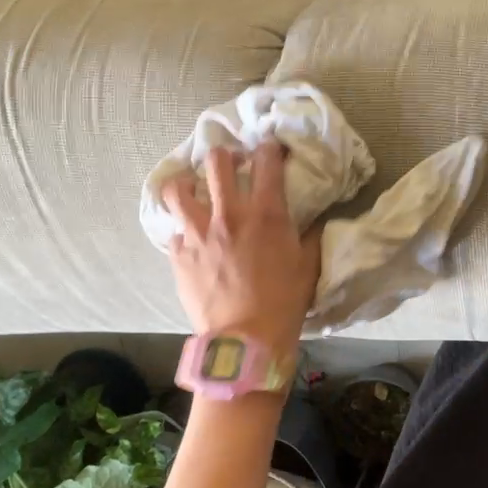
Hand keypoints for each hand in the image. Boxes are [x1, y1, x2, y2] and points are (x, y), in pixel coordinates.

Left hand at [163, 144, 320, 352]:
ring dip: (187, 184)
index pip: (267, 162)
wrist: (247, 339)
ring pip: (179, 189)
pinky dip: (183, 230)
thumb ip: (309, 234)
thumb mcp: (308, 265)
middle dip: (225, 156)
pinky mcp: (178, 254)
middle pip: (217, 162)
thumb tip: (312, 219)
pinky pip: (175, 231)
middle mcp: (229, 214)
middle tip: (231, 164)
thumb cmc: (284, 302)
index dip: (270, 148)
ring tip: (193, 190)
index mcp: (266, 214)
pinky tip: (192, 238)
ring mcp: (198, 233)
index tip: (270, 148)